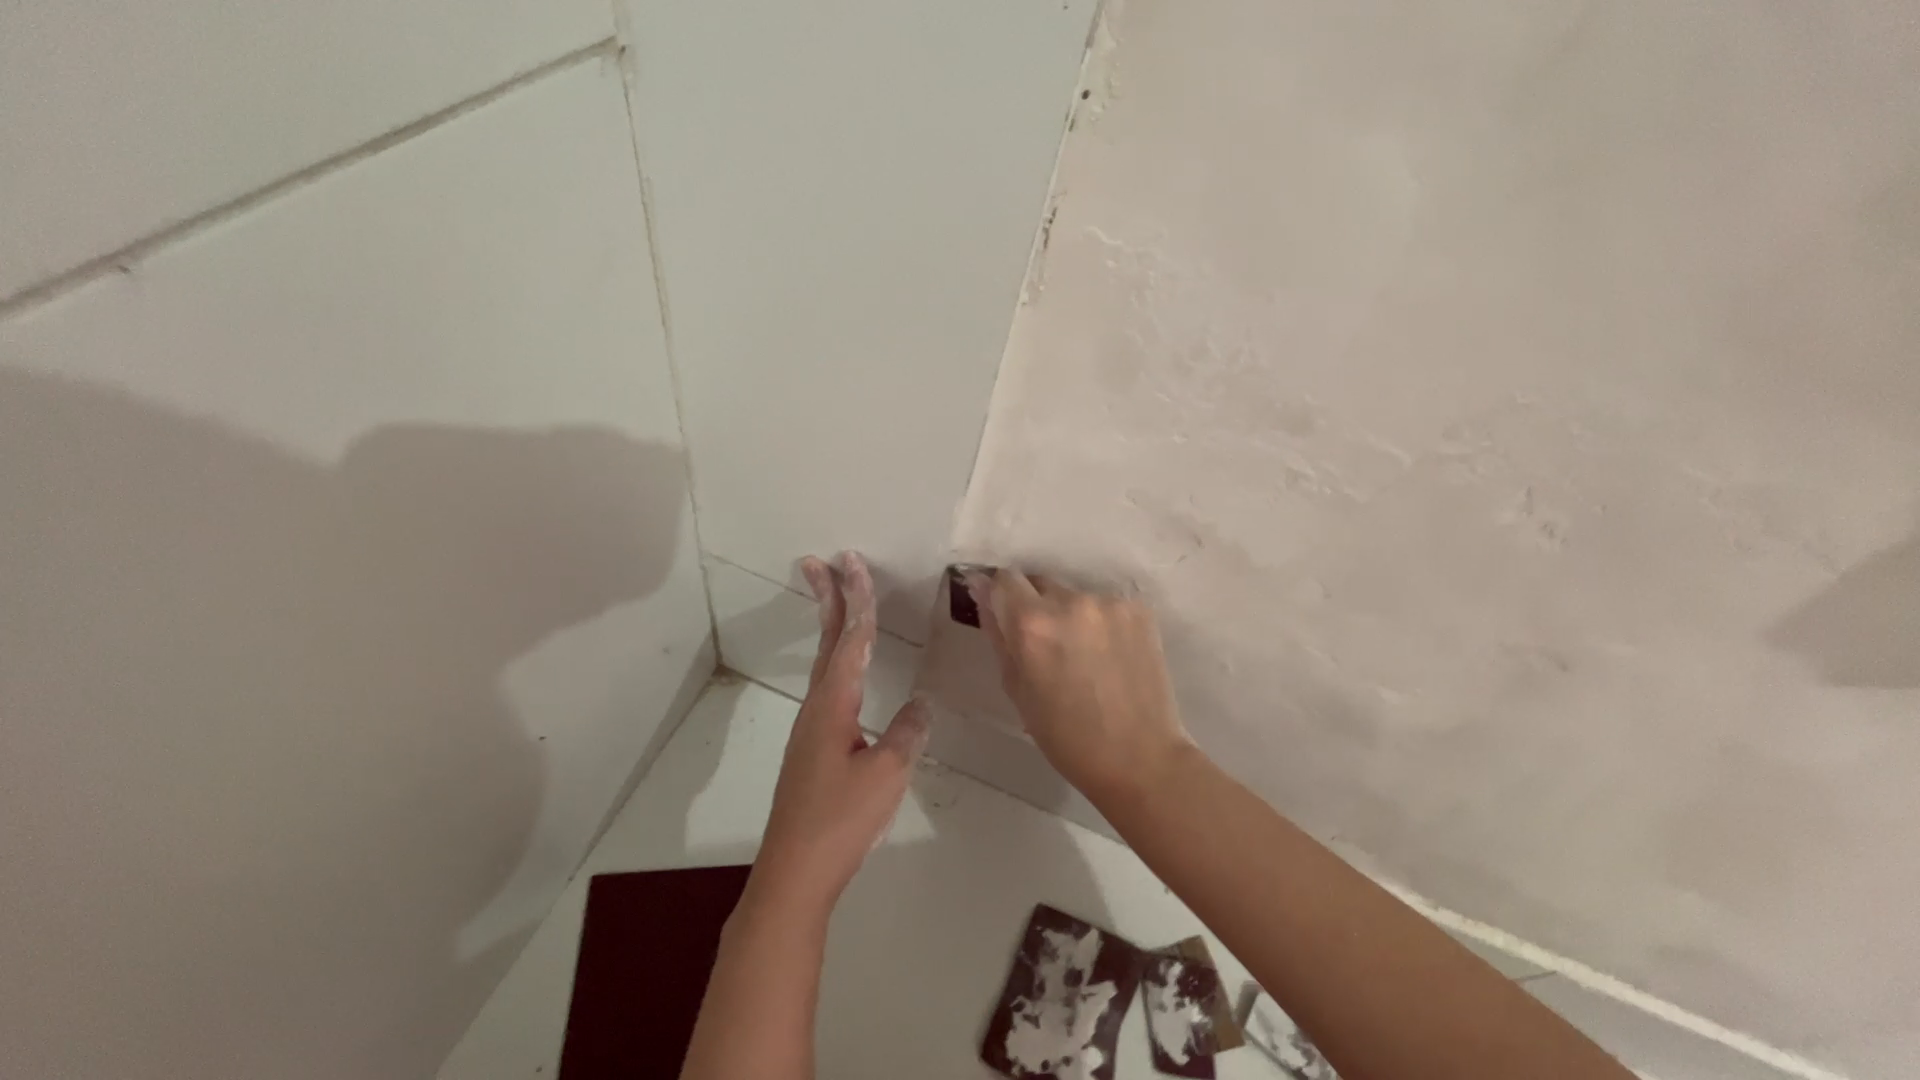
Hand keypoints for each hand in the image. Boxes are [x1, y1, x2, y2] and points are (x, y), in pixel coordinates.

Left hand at [749, 552, 931, 916]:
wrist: (796, 870)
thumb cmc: (841, 820)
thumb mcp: (886, 774)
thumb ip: (906, 734)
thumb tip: (921, 704)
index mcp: (834, 705)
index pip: (851, 640)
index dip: (856, 599)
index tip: (851, 562)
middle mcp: (817, 708)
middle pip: (827, 642)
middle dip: (828, 600)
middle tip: (818, 561)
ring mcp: (811, 729)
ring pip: (825, 664)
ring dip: (831, 628)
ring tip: (835, 601)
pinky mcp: (814, 748)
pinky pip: (829, 687)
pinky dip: (837, 661)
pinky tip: (847, 674)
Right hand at [967, 569, 1193, 802]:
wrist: (1139, 757)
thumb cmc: (1066, 736)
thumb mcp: (1017, 690)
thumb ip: (998, 636)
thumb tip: (982, 594)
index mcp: (1031, 623)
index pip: (1004, 579)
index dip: (1000, 594)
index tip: (1003, 612)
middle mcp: (1070, 601)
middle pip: (1039, 583)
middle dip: (1034, 605)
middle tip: (1045, 644)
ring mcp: (1109, 602)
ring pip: (1074, 595)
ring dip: (1070, 614)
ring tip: (1083, 654)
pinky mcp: (1139, 609)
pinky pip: (1105, 605)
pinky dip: (1101, 622)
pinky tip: (1110, 655)